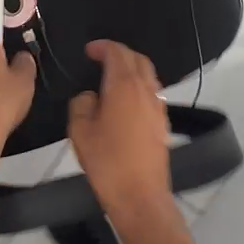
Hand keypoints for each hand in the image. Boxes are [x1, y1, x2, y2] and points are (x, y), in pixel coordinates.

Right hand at [69, 39, 172, 221]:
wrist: (140, 196)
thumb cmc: (107, 161)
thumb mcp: (80, 131)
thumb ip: (81, 104)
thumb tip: (90, 97)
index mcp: (124, 86)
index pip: (117, 53)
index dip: (103, 46)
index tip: (89, 50)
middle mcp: (146, 90)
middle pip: (138, 59)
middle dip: (120, 53)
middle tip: (101, 58)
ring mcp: (158, 107)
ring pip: (148, 75)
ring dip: (132, 69)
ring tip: (112, 77)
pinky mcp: (163, 124)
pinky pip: (152, 93)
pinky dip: (139, 87)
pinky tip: (126, 102)